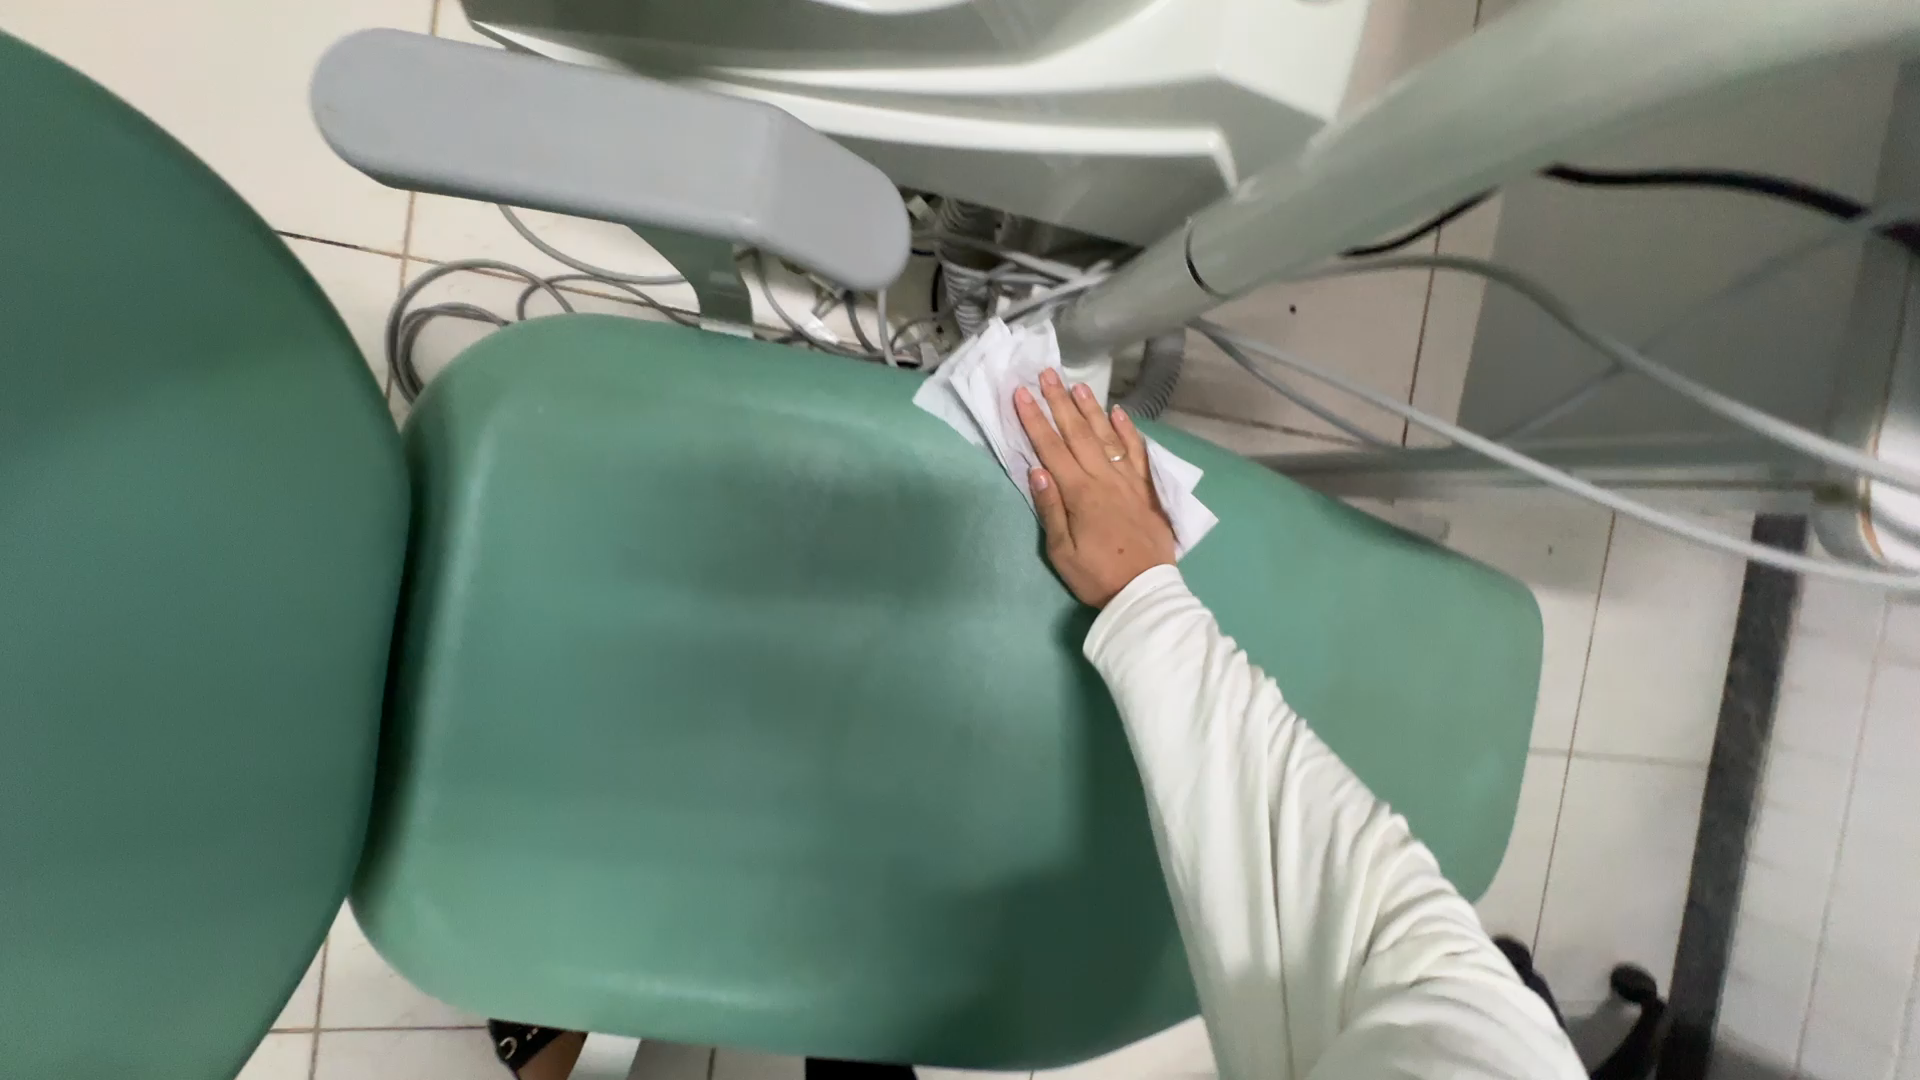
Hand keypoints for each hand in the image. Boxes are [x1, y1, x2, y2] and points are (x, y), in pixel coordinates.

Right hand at [1013, 369, 1176, 607]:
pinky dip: (1128, 430)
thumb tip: (1035, 470)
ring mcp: (1128, 481)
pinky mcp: (1146, 489)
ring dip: (1090, 409)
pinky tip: (1120, 413)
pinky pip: (1137, 453)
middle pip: (1077, 433)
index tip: (1020, 394)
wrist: (1146, 592)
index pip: (1050, 449)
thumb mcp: (1062, 552)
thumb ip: (1050, 508)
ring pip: (1107, 436)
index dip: (1034, 420)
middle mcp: (1104, 478)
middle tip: (1046, 374)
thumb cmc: (1097, 576)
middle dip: (1059, 402)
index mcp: (1079, 493)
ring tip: (1077, 385)